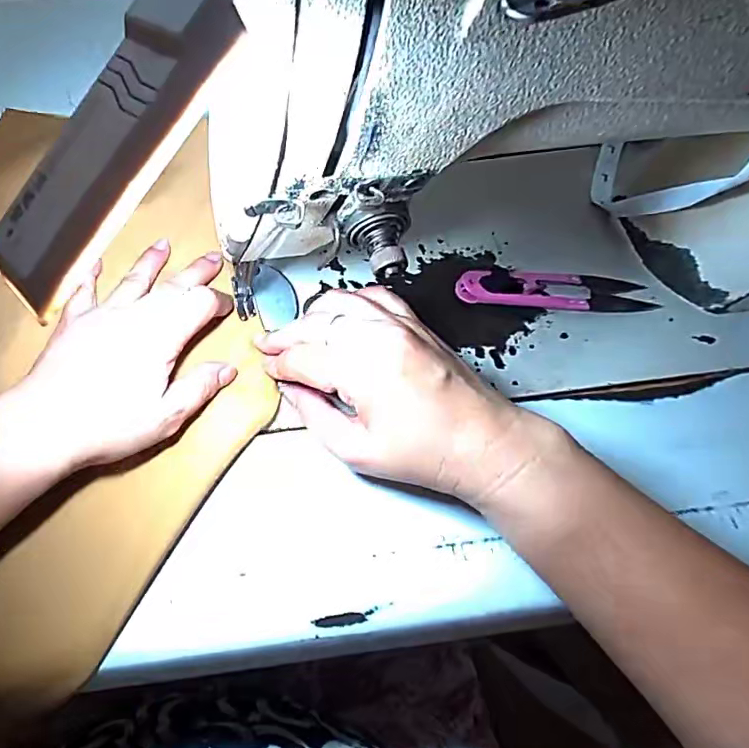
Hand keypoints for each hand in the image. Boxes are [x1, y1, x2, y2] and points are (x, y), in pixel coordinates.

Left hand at [0, 240, 237, 474]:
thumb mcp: (165, 417)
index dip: (218, 301)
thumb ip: (198, 389)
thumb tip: (224, 370)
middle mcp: (132, 317)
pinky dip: (93, 275)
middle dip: (195, 271)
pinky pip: (87, 291)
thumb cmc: (104, 426)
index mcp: (160, 337)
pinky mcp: (74, 323)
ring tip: (162, 246)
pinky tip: (96, 265)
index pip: (199, 304)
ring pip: (132, 280)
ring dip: (151, 262)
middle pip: (172, 286)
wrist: (44, 424)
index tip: (227, 307)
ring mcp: (101, 316)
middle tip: (211, 259)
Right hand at [256, 287, 565, 506]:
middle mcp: (379, 336)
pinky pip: (371, 296)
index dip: (278, 365)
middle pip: (314, 324)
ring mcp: (398, 324)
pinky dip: (347, 300)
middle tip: (266, 346)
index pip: (302, 356)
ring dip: (310, 315)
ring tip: (294, 330)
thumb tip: (292, 390)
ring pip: (338, 302)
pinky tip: (336, 313)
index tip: (267, 370)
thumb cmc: (427, 452)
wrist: (481, 442)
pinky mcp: (413, 323)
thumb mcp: (355, 449)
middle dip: (284, 335)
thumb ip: (314, 415)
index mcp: (363, 367)